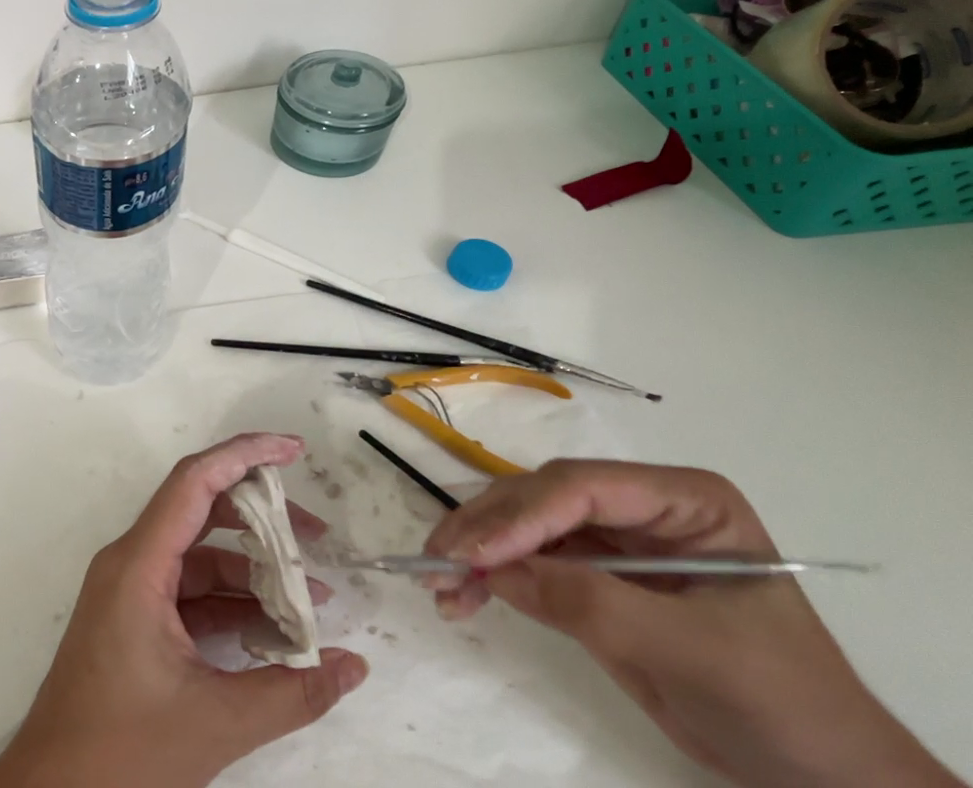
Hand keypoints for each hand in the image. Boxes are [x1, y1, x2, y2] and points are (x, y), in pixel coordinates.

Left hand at [0, 434, 368, 787]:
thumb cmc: (124, 745)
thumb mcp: (218, 719)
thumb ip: (293, 692)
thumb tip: (355, 665)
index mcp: (139, 566)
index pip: (193, 484)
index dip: (243, 455)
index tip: (292, 450)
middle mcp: (130, 565)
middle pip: (199, 515)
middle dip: (261, 520)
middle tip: (319, 539)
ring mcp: (128, 594)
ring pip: (198, 560)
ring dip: (252, 574)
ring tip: (313, 603)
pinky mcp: (132, 623)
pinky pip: (188, 595)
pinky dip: (230, 605)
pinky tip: (274, 634)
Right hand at [424, 459, 960, 787]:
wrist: (812, 770)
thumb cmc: (778, 700)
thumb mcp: (687, 648)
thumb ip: (591, 603)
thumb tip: (494, 574)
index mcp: (685, 502)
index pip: (583, 489)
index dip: (520, 516)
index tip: (468, 554)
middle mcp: (642, 509)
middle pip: (541, 499)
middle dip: (486, 531)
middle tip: (435, 564)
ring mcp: (615, 543)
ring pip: (522, 527)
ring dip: (476, 553)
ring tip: (439, 587)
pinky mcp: (593, 579)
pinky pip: (526, 565)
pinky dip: (489, 579)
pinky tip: (461, 599)